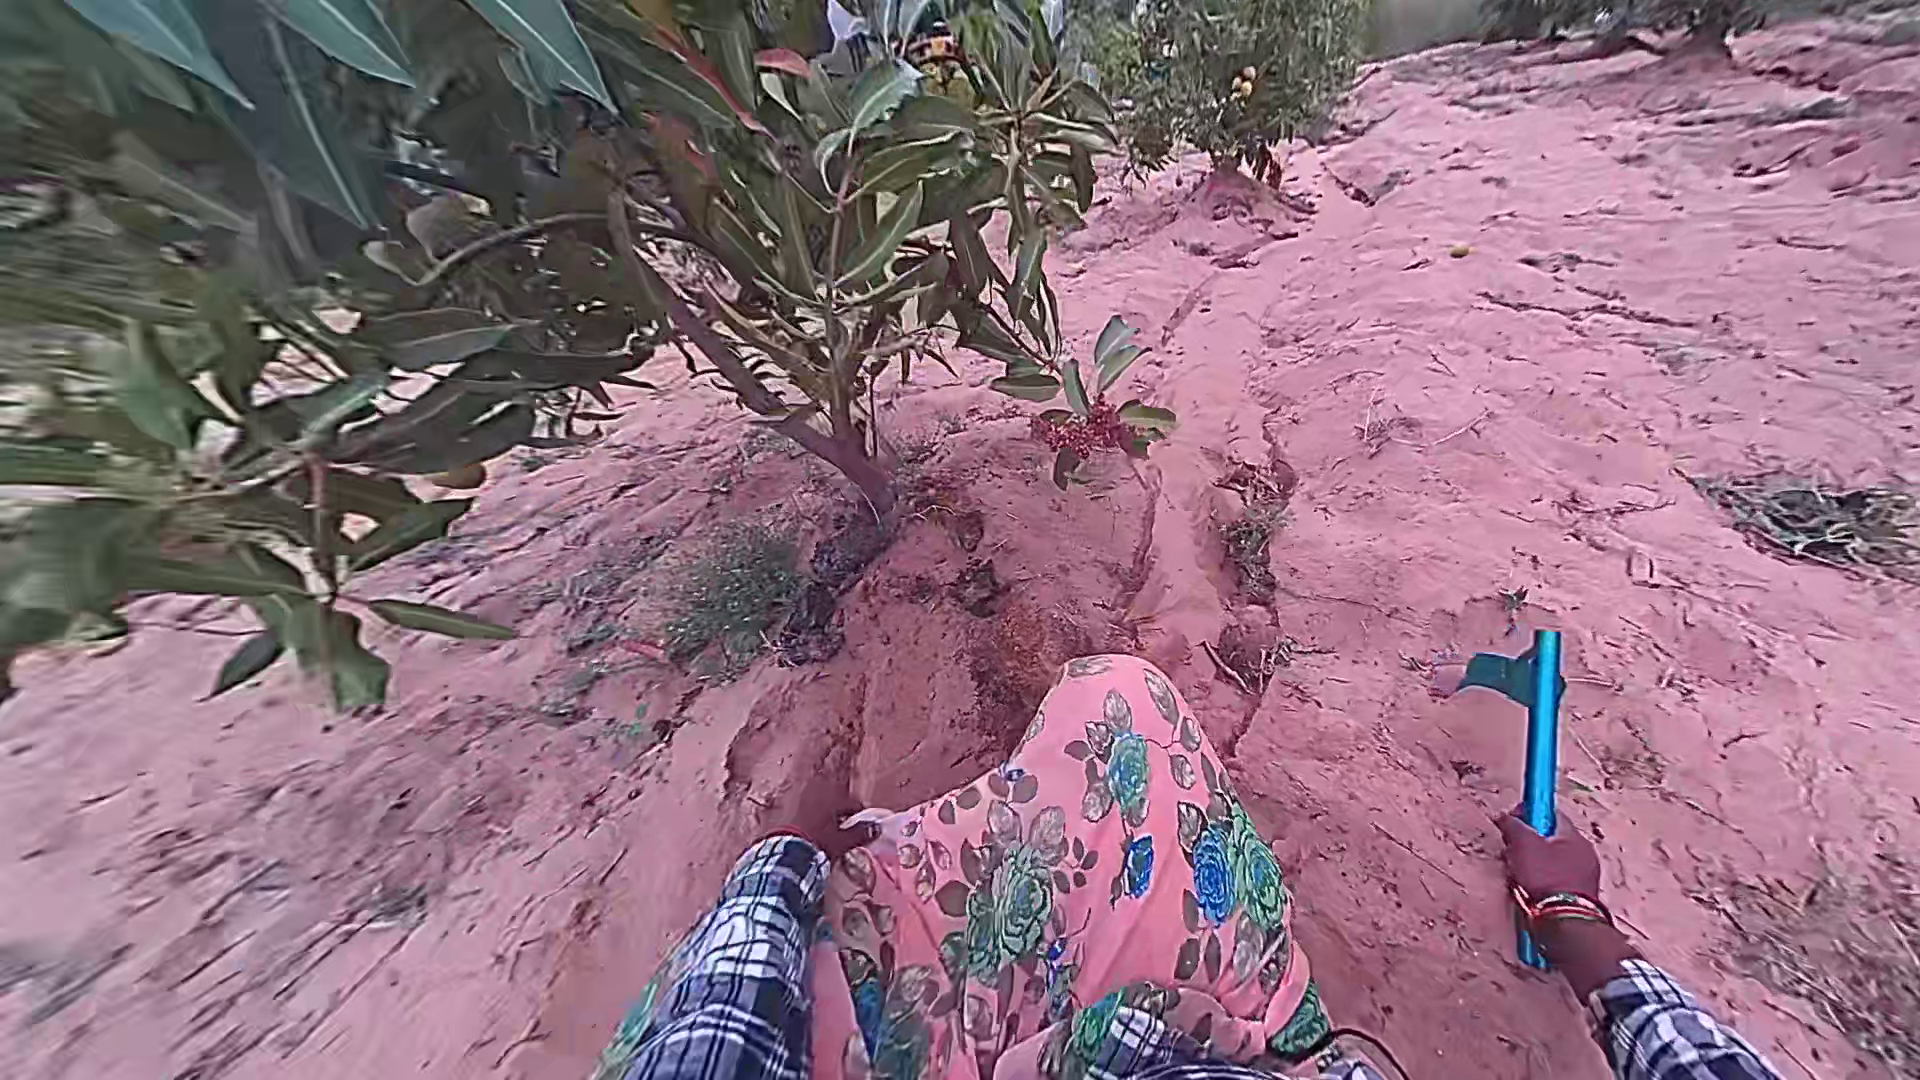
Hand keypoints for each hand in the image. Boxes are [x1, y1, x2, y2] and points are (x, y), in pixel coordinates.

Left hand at [768, 763, 873, 862]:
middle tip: (844, 826)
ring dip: (826, 812)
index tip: (861, 827)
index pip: (853, 804)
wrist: (786, 853)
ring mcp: (803, 797)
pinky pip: (808, 808)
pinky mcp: (790, 806)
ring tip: (828, 828)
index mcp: (834, 795)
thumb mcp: (842, 841)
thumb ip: (860, 833)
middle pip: (837, 799)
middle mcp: (818, 790)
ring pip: (821, 802)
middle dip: (841, 810)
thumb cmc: (818, 842)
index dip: (858, 816)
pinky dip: (813, 816)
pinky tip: (813, 830)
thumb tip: (876, 827)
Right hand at [1494, 812, 1601, 900]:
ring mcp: (1583, 873)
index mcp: (1574, 838)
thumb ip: (1511, 823)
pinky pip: (1553, 870)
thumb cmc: (1544, 874)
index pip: (1550, 812)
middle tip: (1511, 843)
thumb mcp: (1520, 841)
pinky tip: (1526, 878)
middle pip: (1548, 834)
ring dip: (1530, 855)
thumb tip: (1505, 817)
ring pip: (1549, 853)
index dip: (1528, 811)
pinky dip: (1538, 871)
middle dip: (1526, 836)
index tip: (1512, 819)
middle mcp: (1584, 853)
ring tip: (1516, 864)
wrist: (1563, 917)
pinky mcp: (1577, 890)